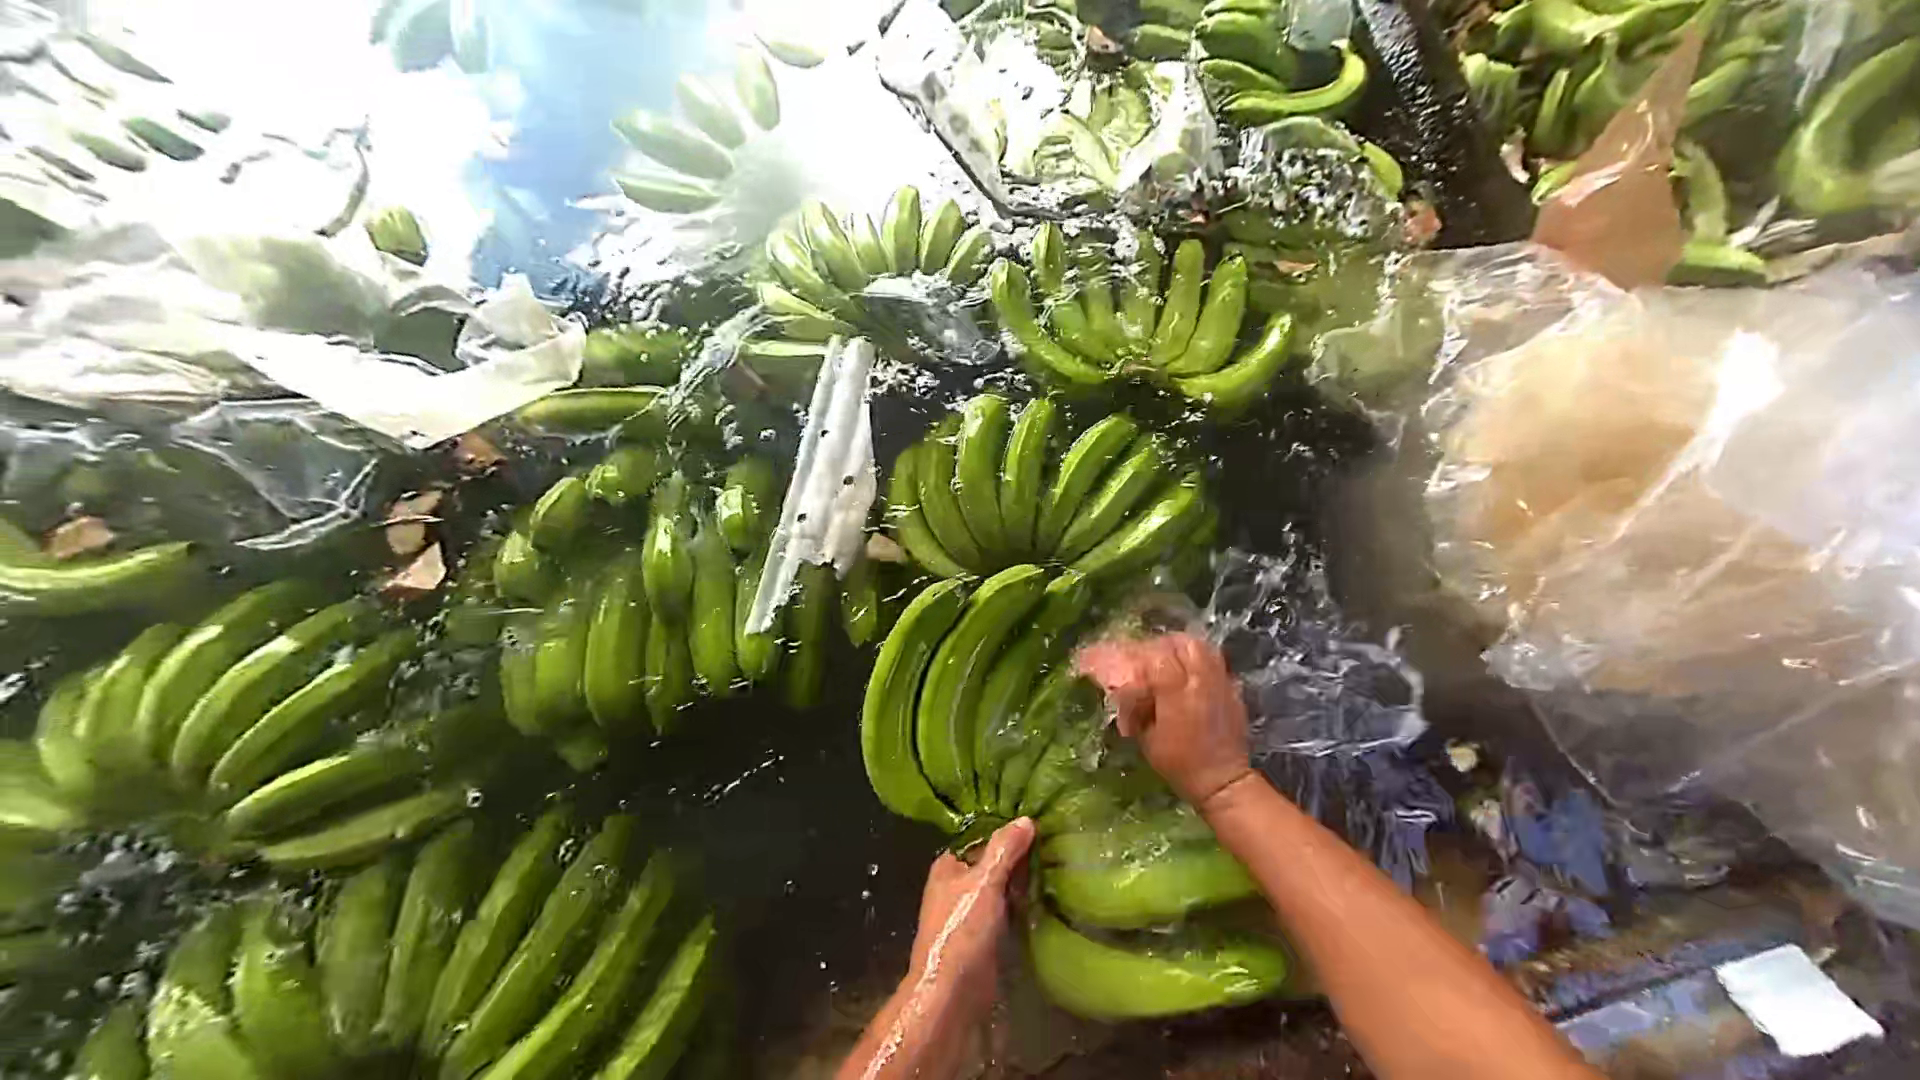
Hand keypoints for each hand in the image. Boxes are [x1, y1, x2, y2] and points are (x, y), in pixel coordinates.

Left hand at [907, 817, 1034, 1015]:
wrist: (952, 995)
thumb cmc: (962, 931)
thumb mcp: (985, 882)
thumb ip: (1005, 850)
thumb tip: (1026, 819)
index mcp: (948, 866)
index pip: (981, 838)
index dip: (1006, 833)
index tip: (1036, 828)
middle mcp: (955, 886)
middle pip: (992, 863)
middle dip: (1017, 860)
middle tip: (1051, 850)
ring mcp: (968, 913)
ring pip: (1000, 889)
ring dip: (1021, 885)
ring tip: (1053, 871)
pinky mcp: (981, 937)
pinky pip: (1004, 912)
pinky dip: (1020, 907)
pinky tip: (1043, 903)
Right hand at [1076, 632, 1255, 809]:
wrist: (1222, 780)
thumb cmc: (1178, 762)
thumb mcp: (1145, 735)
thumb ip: (1135, 704)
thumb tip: (1123, 685)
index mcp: (1176, 692)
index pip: (1153, 658)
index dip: (1133, 656)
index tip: (1119, 660)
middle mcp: (1200, 680)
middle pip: (1177, 644)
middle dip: (1156, 646)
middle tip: (1141, 657)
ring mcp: (1219, 680)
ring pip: (1197, 646)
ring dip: (1177, 646)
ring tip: (1163, 657)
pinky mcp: (1231, 687)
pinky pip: (1212, 659)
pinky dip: (1195, 657)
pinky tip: (1184, 669)